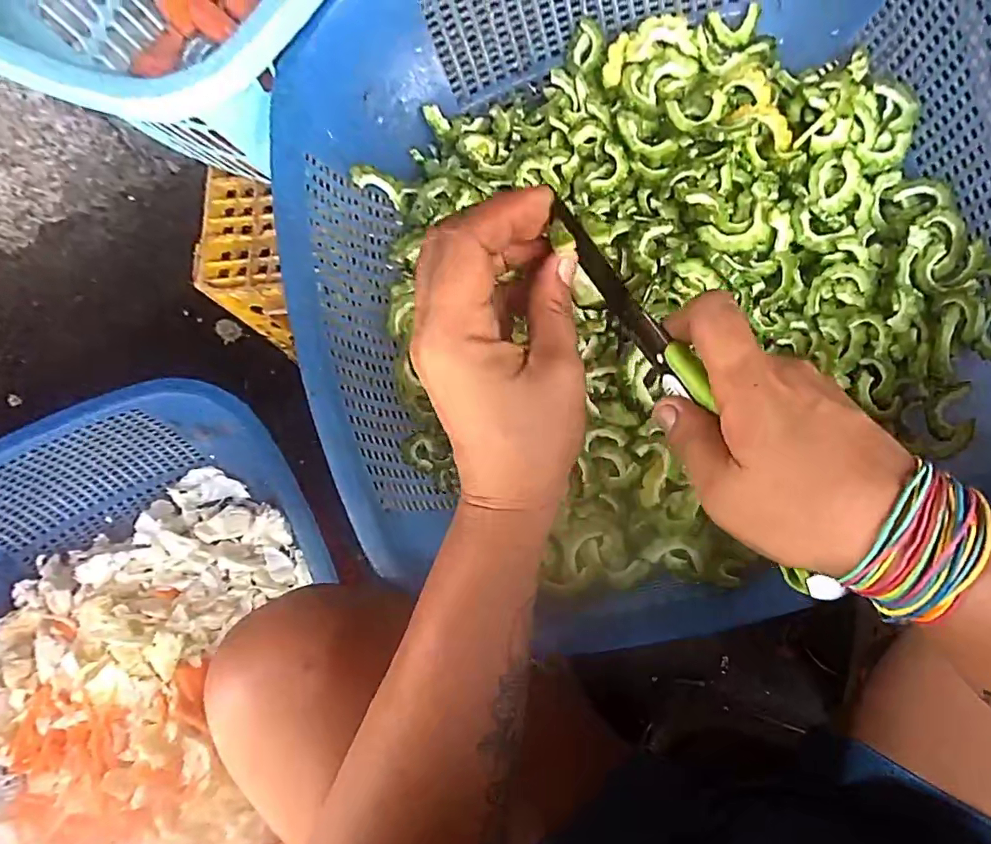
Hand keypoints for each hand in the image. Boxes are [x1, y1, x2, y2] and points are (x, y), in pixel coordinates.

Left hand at [410, 187, 584, 514]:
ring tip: (544, 251)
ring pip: (449, 267)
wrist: (507, 494)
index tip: (550, 202)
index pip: (466, 245)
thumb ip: (554, 304)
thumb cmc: (537, 441)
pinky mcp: (444, 351)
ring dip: (493, 247)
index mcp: (452, 331)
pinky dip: (490, 277)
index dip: (506, 213)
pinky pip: (459, 296)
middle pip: (446, 246)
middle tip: (547, 225)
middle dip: (496, 223)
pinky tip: (527, 279)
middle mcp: (429, 328)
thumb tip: (560, 256)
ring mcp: (432, 340)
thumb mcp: (558, 369)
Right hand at [656, 292, 915, 576]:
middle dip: (710, 394)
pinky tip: (786, 472)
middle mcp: (787, 371)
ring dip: (742, 415)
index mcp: (751, 385)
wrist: (895, 526)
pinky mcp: (841, 406)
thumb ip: (690, 441)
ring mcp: (819, 386)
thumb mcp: (723, 491)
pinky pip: (789, 401)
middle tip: (712, 452)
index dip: (683, 321)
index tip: (668, 356)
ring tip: (753, 473)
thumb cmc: (796, 511)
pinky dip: (772, 424)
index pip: (714, 314)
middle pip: (734, 359)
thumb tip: (668, 404)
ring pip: (761, 385)